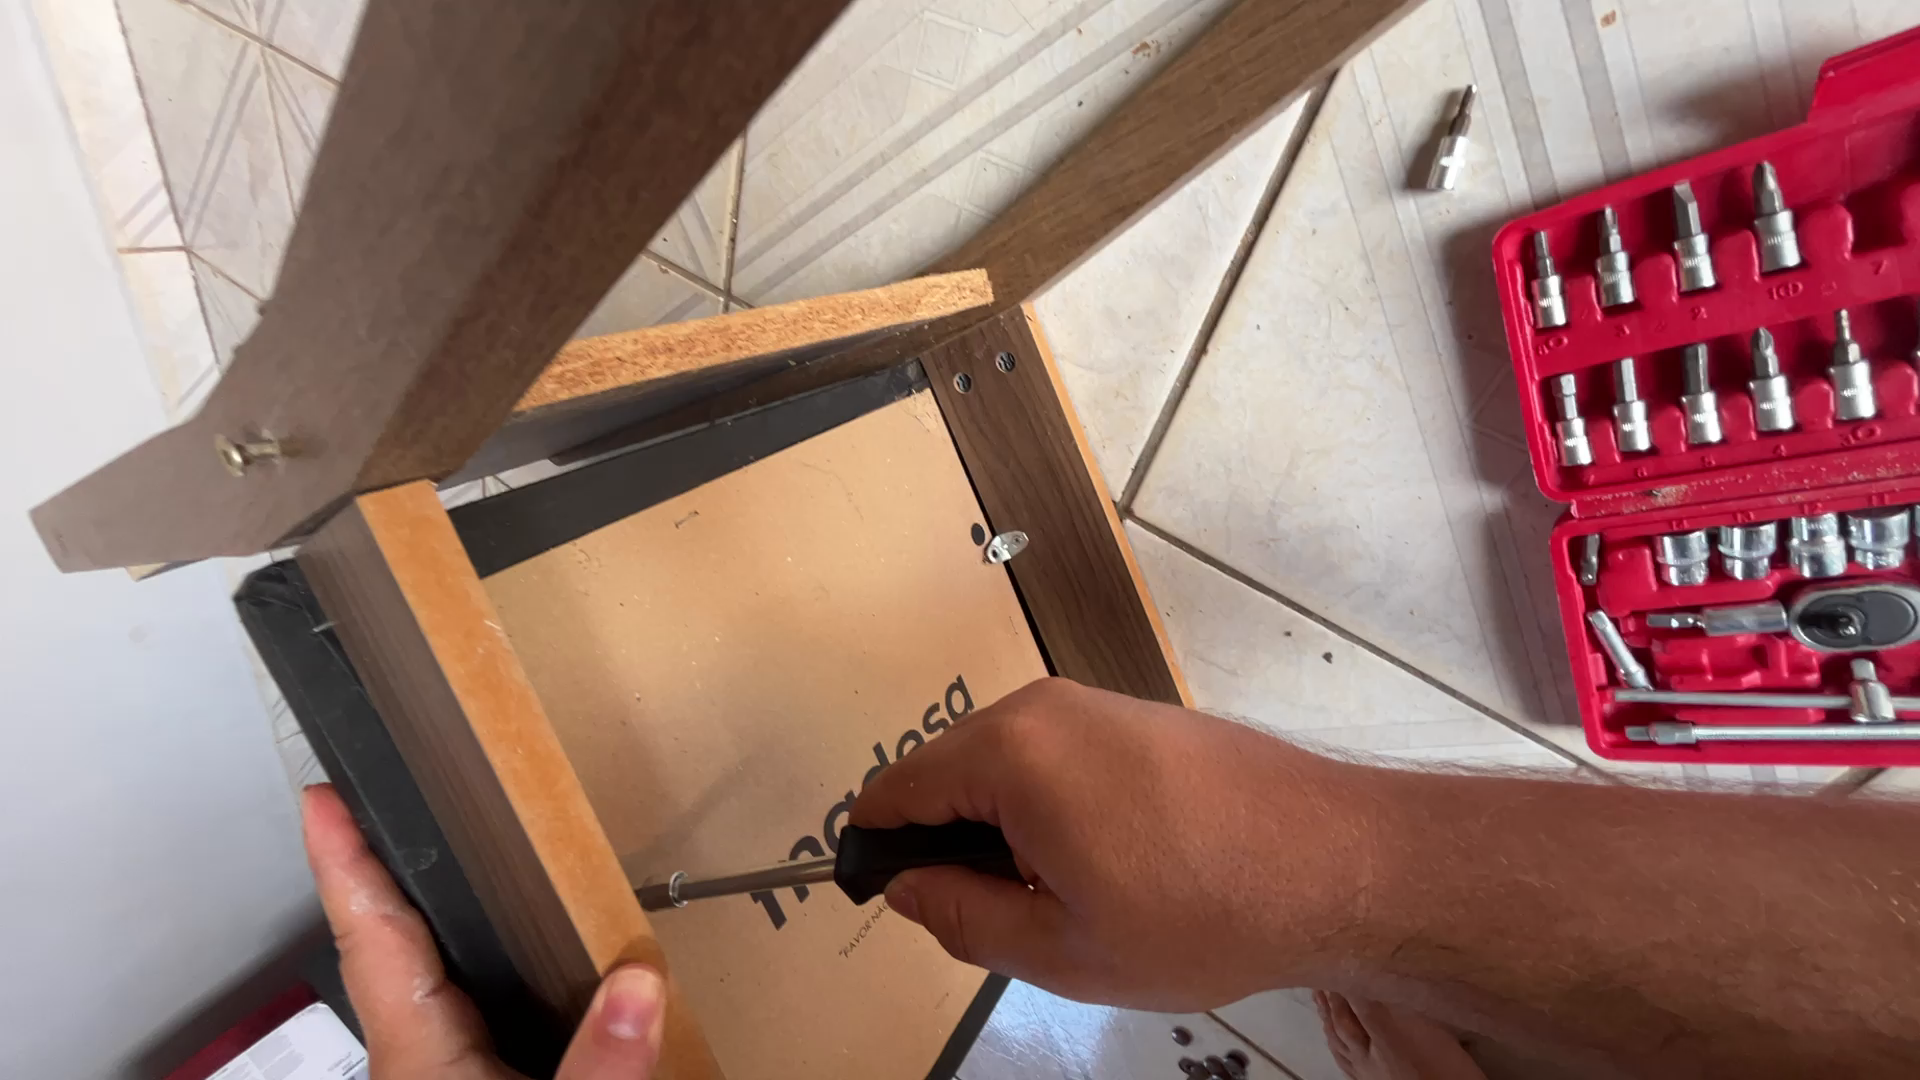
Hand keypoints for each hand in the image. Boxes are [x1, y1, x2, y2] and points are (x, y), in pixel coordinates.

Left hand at [302, 784, 664, 1078]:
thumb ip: (597, 1068)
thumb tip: (639, 978)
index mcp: (420, 1054)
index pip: (374, 939)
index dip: (346, 864)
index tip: (326, 797)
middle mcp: (423, 1049)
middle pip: (393, 936)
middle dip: (392, 863)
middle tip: (408, 791)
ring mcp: (450, 1057)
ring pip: (435, 960)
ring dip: (439, 897)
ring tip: (466, 840)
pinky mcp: (484, 1065)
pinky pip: (479, 981)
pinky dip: (492, 934)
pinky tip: (527, 925)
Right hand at [850, 678, 1375, 1011]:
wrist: (1335, 857)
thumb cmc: (1196, 911)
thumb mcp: (1064, 946)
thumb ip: (962, 915)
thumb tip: (905, 884)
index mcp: (1010, 752)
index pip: (899, 788)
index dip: (878, 843)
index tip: (881, 893)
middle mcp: (1038, 706)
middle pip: (946, 768)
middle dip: (944, 836)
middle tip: (984, 910)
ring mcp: (1084, 701)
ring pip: (996, 759)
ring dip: (994, 820)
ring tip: (1045, 888)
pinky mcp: (1122, 710)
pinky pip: (1043, 749)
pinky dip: (1035, 798)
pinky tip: (1087, 850)